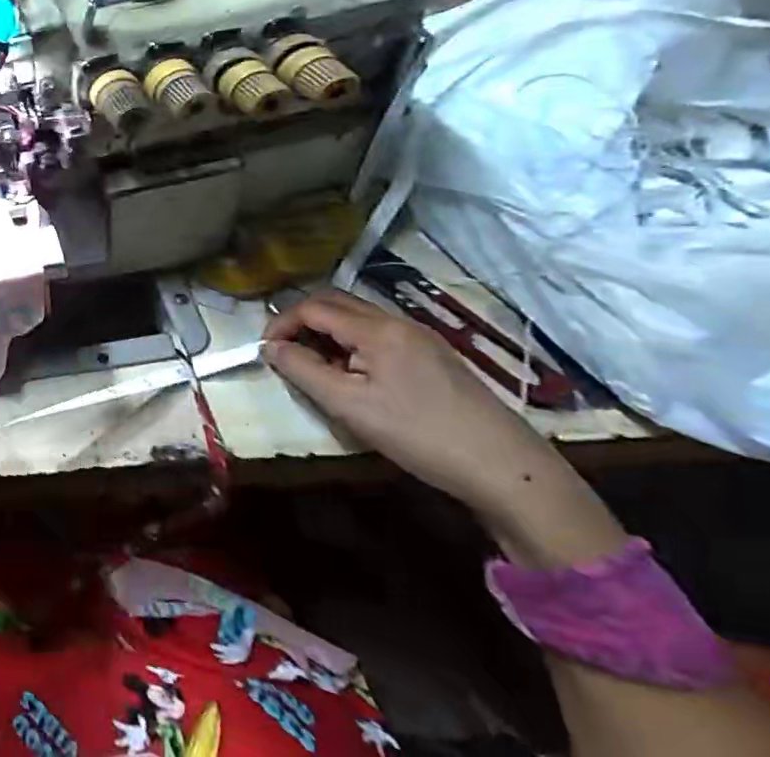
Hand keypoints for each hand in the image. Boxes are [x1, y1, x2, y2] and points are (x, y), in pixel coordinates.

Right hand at [262, 291, 626, 565]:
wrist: (503, 466)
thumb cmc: (417, 433)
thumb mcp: (348, 405)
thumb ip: (303, 370)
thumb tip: (271, 348)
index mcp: (376, 329)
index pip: (312, 307)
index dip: (281, 323)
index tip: (266, 352)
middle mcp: (398, 322)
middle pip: (335, 302)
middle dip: (301, 321)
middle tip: (285, 353)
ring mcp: (420, 337)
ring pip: (357, 316)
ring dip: (326, 331)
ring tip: (314, 366)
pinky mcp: (433, 355)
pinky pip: (378, 333)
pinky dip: (351, 342)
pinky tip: (352, 374)